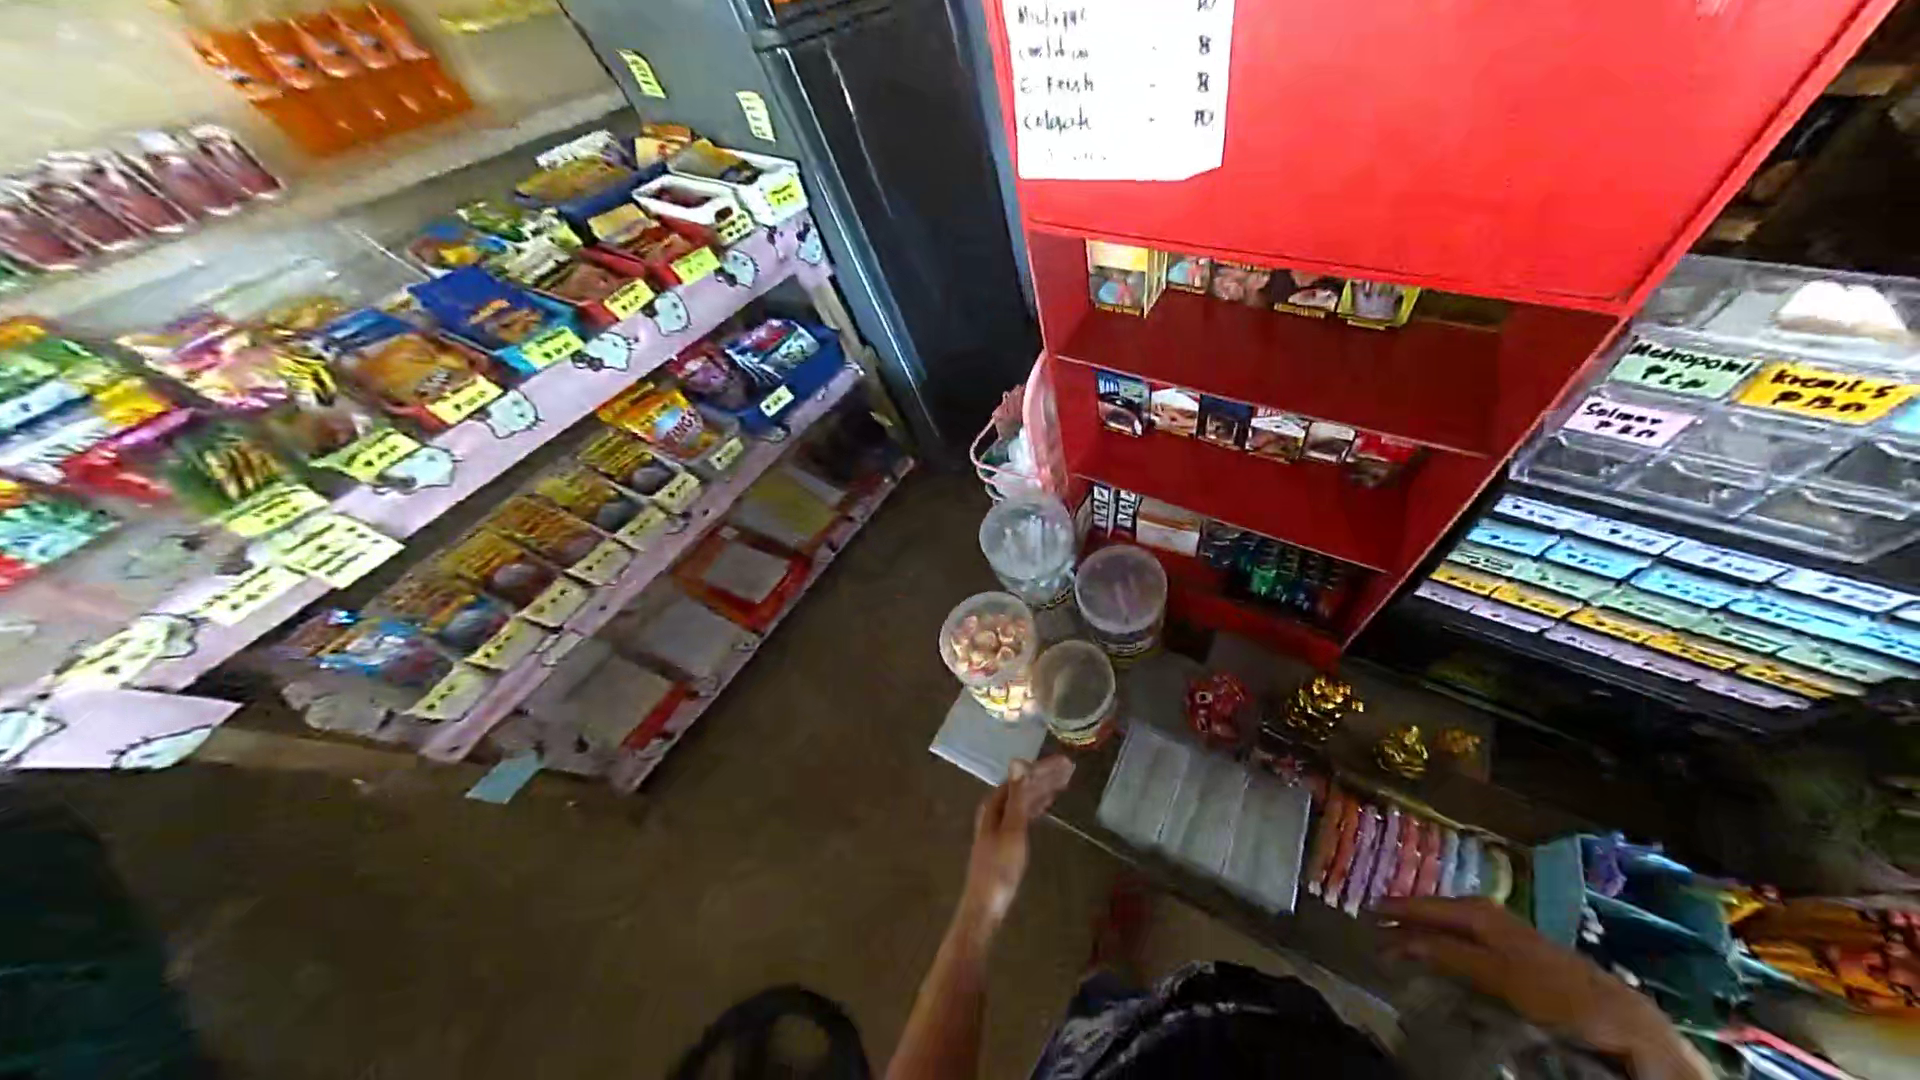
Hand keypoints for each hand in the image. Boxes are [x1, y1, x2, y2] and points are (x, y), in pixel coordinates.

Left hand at [960, 757, 1073, 929]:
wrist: (986, 906)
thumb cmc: (1000, 868)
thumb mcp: (1012, 830)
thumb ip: (1018, 797)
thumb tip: (1018, 761)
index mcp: (994, 804)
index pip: (1021, 777)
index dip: (1042, 768)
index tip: (1065, 763)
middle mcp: (995, 810)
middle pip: (1023, 786)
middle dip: (1045, 776)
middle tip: (1070, 769)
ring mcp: (1000, 825)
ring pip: (1025, 799)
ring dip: (1043, 789)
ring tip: (1065, 781)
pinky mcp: (1006, 840)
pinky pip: (1025, 813)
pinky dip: (1038, 805)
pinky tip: (1047, 804)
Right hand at [1379, 897, 1710, 1079]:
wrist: (1620, 1018)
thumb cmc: (1554, 990)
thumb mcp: (1495, 973)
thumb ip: (1447, 953)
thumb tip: (1396, 939)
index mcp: (1477, 911)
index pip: (1422, 906)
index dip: (1393, 911)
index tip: (1363, 914)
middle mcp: (1485, 912)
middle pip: (1433, 912)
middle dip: (1403, 918)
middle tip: (1372, 926)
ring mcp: (1500, 930)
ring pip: (1448, 923)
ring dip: (1422, 930)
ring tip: (1397, 938)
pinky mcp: (1511, 950)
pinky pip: (1463, 937)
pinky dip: (1442, 940)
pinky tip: (1437, 952)